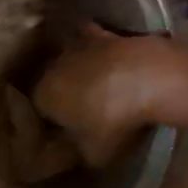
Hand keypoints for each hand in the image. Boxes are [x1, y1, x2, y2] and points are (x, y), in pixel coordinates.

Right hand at [31, 25, 172, 167]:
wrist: (147, 77)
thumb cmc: (113, 120)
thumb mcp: (94, 155)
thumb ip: (79, 154)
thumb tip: (77, 150)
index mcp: (43, 95)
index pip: (39, 111)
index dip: (53, 124)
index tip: (69, 134)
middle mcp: (53, 65)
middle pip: (52, 81)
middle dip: (63, 93)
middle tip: (84, 111)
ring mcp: (79, 44)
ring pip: (71, 57)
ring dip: (80, 68)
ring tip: (99, 85)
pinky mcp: (105, 33)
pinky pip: (97, 44)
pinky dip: (102, 52)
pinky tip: (115, 64)